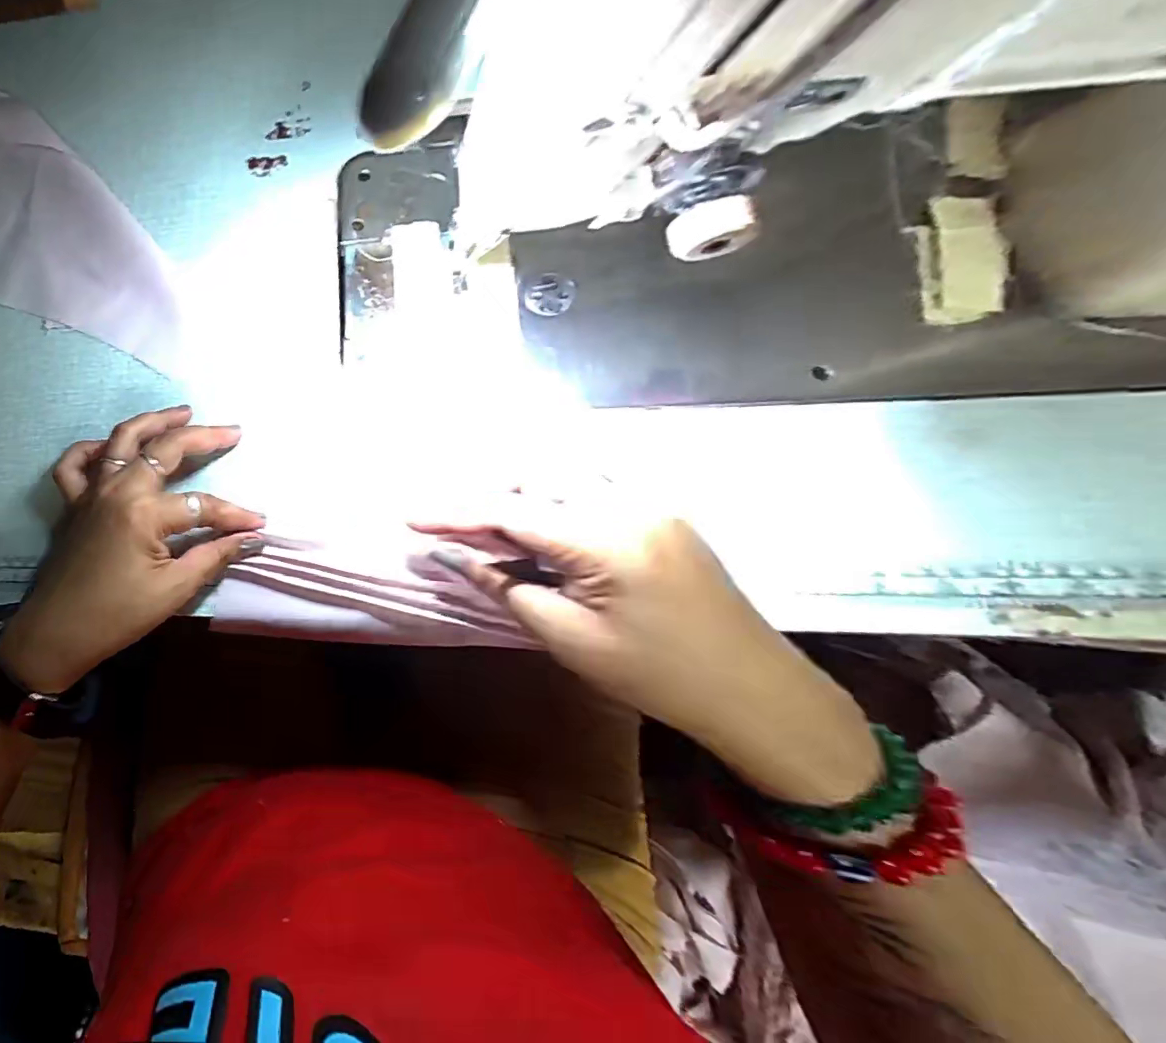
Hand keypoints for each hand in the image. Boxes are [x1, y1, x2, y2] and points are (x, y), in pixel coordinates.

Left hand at [0, 406, 265, 694]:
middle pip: (164, 449)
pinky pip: (75, 464)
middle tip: (231, 431)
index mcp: (143, 513)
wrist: (56, 634)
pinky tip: (111, 447)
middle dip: (202, 437)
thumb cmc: (118, 616)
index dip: (233, 515)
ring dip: (153, 422)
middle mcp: (117, 490)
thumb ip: (213, 556)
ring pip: (121, 440)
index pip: (201, 504)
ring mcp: (91, 492)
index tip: (258, 524)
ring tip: (181, 413)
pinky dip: (93, 449)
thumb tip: (251, 538)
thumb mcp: (174, 590)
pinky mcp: (73, 503)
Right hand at [413, 517, 881, 805]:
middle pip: (535, 480)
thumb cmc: (654, 675)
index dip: (454, 514)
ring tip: (493, 531)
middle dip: (487, 500)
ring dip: (523, 496)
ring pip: (565, 477)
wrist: (753, 689)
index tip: (411, 519)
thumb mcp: (567, 637)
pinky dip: (557, 499)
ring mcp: (649, 502)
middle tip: (453, 533)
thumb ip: (504, 586)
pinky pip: (594, 487)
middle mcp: (626, 502)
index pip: (510, 512)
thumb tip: (450, 555)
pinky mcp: (661, 512)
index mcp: (603, 537)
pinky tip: (543, 528)